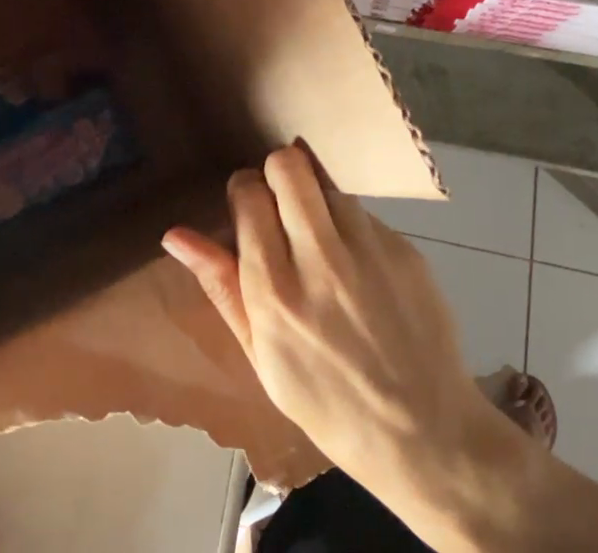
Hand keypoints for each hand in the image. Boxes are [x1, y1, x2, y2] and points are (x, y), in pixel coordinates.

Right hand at [161, 147, 504, 510]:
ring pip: (328, 183)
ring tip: (319, 236)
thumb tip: (176, 235)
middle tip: (279, 201)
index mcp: (274, 291)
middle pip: (289, 167)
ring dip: (315, 196)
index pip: (249, 195)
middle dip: (276, 172)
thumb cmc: (326, 402)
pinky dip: (351, 225)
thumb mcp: (260, 355)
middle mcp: (321, 260)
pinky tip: (357, 264)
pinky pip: (365, 213)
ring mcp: (369, 251)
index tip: (247, 208)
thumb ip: (222, 286)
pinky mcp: (405, 250)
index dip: (244, 191)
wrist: (421, 430)